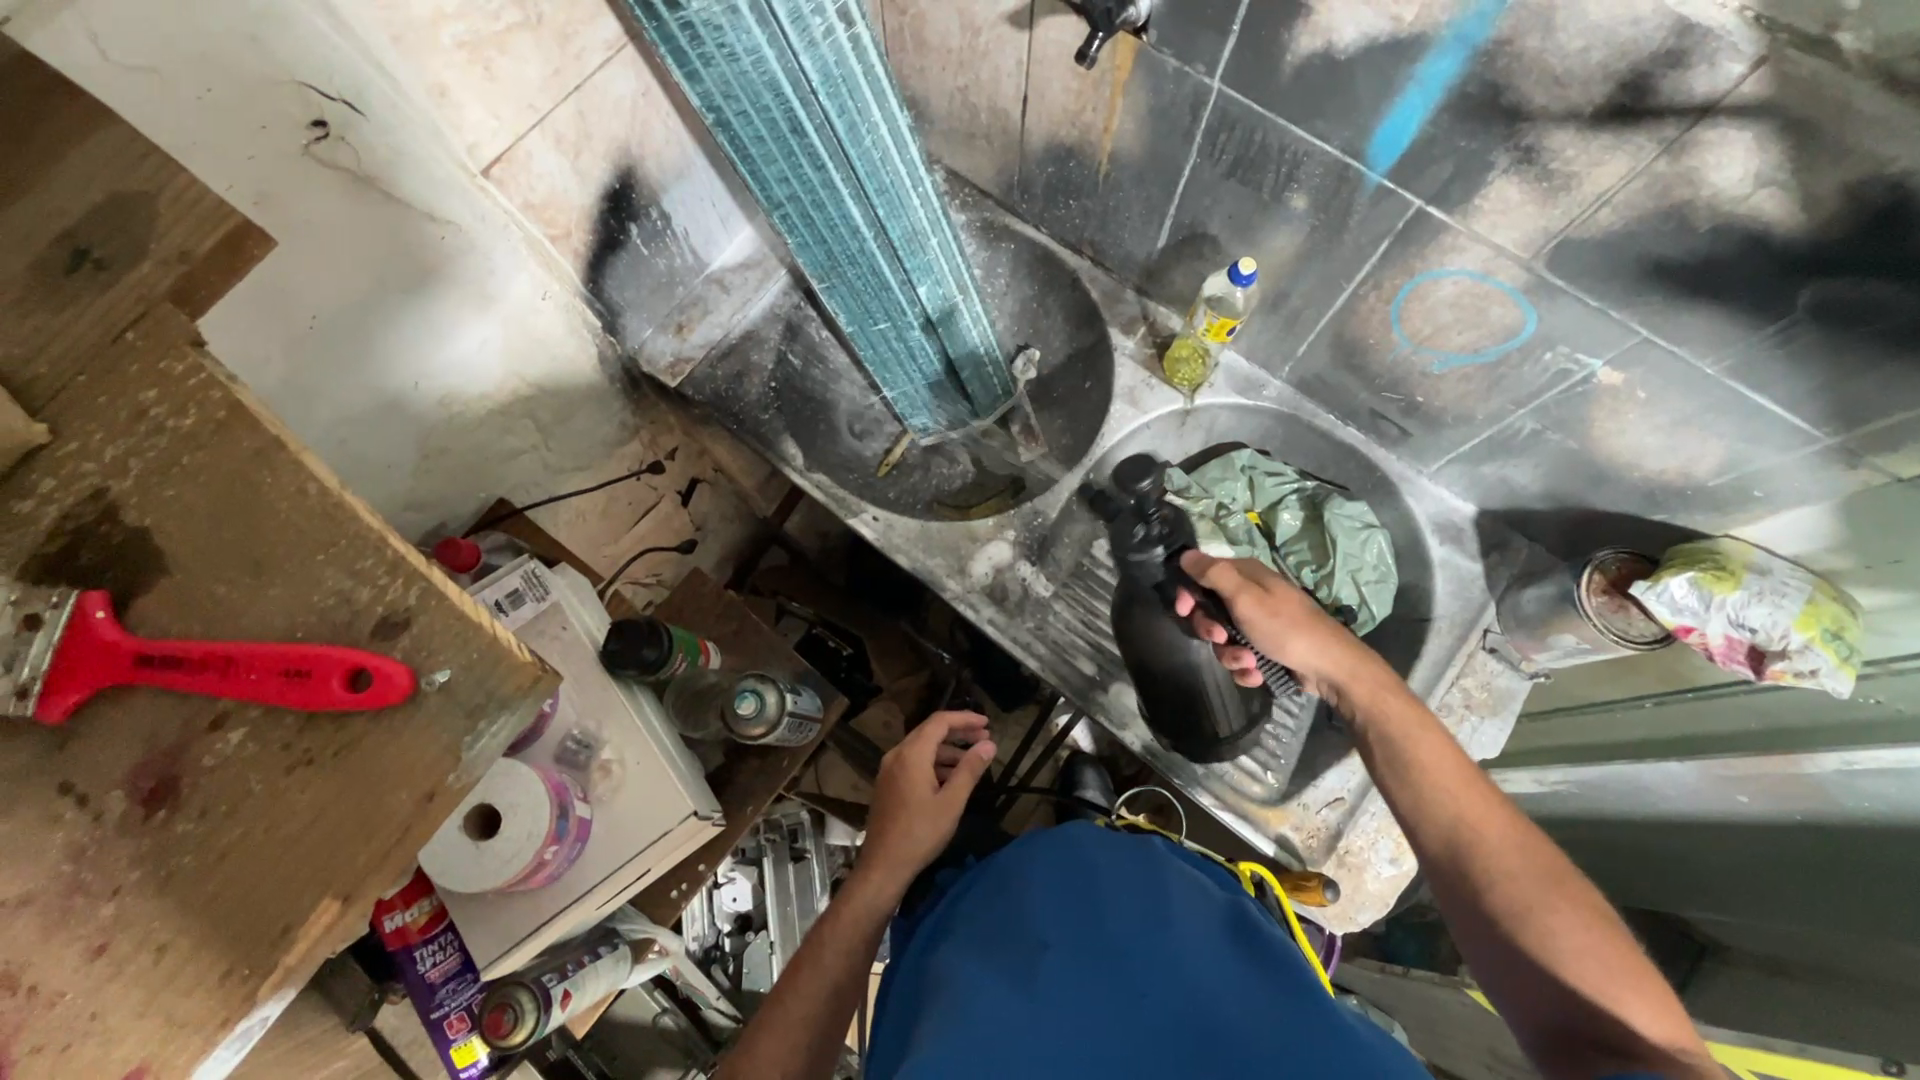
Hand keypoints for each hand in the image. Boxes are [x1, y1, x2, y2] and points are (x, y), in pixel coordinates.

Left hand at [856, 710, 996, 893]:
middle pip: (929, 732)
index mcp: (911, 754)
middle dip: (958, 733)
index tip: (987, 723)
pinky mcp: (888, 784)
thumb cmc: (920, 833)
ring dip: (947, 750)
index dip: (965, 719)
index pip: (939, 722)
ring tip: (972, 761)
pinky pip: (913, 763)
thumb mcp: (951, 802)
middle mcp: (896, 755)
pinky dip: (933, 763)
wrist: (883, 865)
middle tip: (984, 739)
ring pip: (921, 749)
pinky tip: (950, 778)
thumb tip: (989, 744)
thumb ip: (970, 769)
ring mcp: (889, 770)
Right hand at [1173, 550, 1387, 702]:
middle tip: (1221, 638)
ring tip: (1248, 662)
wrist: (1329, 667)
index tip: (1184, 610)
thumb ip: (1213, 574)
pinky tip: (1257, 674)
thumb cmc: (1285, 627)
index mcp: (1246, 576)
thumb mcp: (1245, 597)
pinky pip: (1239, 657)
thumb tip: (1185, 554)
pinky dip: (1245, 668)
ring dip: (1230, 654)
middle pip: (1209, 610)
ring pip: (1223, 639)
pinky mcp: (1265, 648)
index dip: (1189, 593)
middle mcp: (1251, 595)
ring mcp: (1258, 623)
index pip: (1203, 575)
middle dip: (1210, 630)